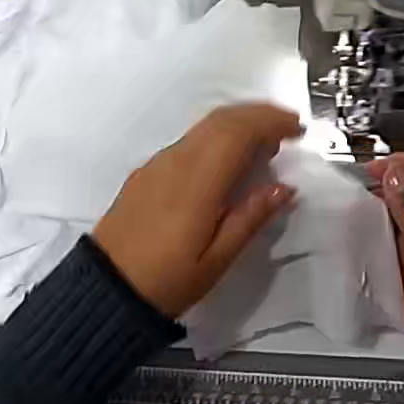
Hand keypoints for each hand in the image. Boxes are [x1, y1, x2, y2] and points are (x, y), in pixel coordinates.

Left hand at [93, 104, 301, 317]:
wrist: (105, 289)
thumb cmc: (166, 281)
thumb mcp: (216, 260)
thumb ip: (250, 218)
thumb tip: (284, 187)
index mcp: (197, 182)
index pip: (237, 132)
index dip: (270, 121)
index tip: (297, 128)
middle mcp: (175, 162)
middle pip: (221, 120)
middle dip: (258, 115)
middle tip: (288, 129)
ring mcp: (157, 164)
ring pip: (203, 127)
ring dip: (237, 124)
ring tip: (265, 143)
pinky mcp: (146, 173)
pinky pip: (188, 141)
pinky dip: (216, 138)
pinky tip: (228, 161)